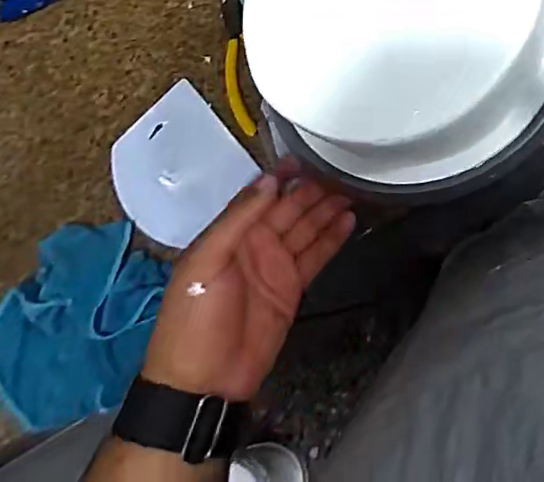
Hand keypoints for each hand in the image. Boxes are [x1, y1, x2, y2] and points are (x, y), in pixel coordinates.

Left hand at [140, 167, 354, 400]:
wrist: (203, 384)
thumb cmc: (192, 322)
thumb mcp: (206, 261)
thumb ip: (238, 218)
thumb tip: (268, 181)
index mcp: (229, 233)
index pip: (260, 195)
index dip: (282, 176)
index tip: (305, 159)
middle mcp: (254, 244)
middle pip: (290, 208)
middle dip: (313, 190)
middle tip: (338, 173)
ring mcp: (274, 265)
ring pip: (307, 227)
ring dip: (327, 209)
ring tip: (350, 192)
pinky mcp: (291, 287)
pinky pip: (316, 255)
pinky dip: (333, 238)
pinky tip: (347, 222)